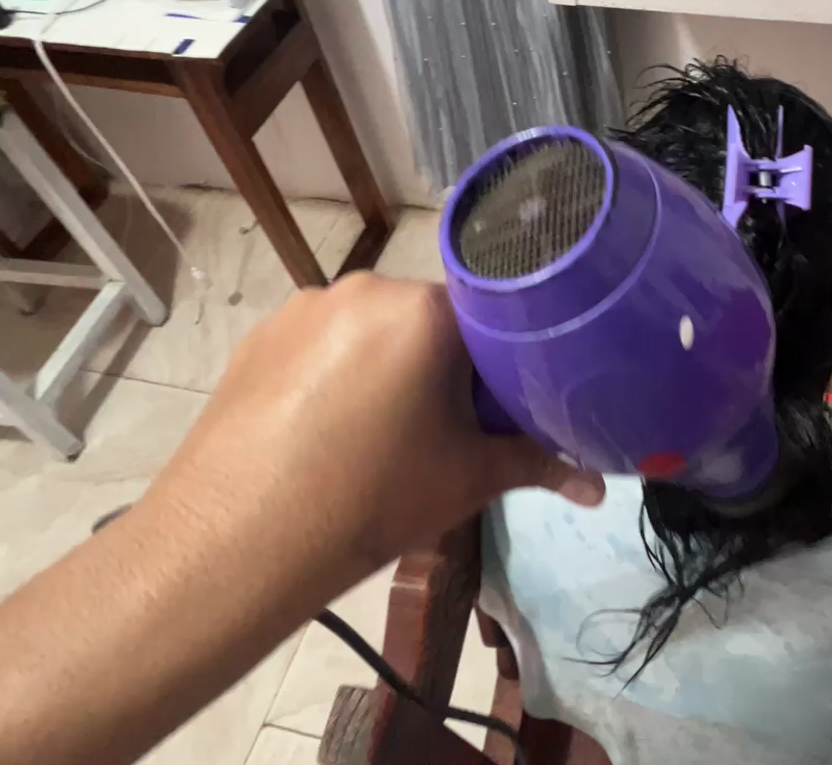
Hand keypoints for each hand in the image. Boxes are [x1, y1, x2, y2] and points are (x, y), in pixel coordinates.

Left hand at [140, 273, 603, 576]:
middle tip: (447, 421)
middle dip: (447, 359)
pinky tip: (327, 421)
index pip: (491, 313)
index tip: (501, 399)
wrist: (231, 545)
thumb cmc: (370, 500)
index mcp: (425, 311)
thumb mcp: (467, 479)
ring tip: (381, 425)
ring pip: (377, 323)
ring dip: (392, 359)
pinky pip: (326, 336)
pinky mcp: (262, 332)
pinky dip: (340, 365)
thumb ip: (539, 466)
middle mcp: (368, 286)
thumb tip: (600, 489)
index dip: (503, 356)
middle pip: (432, 315)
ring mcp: (308, 305)